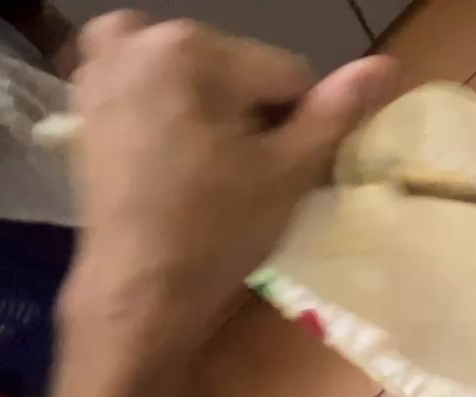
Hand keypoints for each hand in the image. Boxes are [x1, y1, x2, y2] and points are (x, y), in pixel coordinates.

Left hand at [60, 14, 394, 372]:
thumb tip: (388, 65)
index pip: (290, 75)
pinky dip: (177, 111)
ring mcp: (105, 59)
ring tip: (213, 170)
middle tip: (248, 179)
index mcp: (196, 49)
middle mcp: (142, 34)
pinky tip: (177, 156)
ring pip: (202, 79)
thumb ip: (335, 115)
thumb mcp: (289, 173)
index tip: (286, 175)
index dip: (304, 128)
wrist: (144, 283)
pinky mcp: (87, 90)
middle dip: (256, 117)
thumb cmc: (222, 231)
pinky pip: (158, 85)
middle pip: (241, 72)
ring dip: (219, 114)